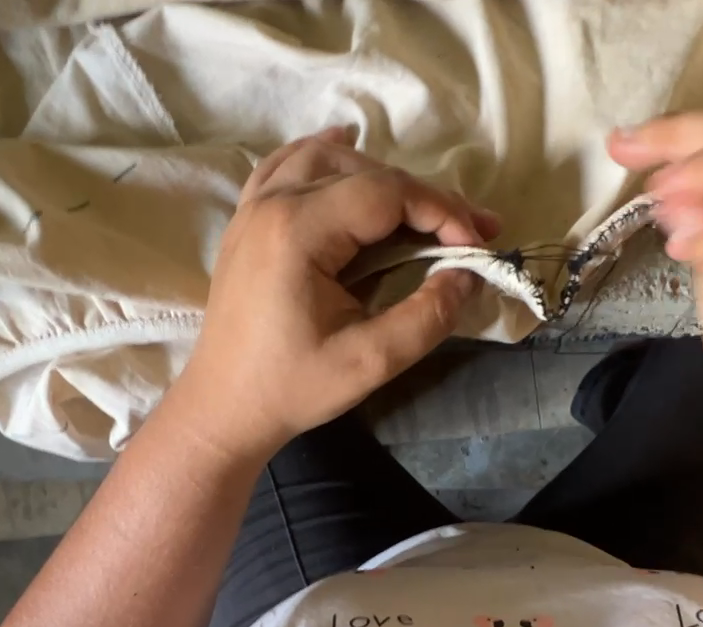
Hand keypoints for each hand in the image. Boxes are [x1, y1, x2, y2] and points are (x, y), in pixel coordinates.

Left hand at [163, 128, 498, 462]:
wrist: (225, 407)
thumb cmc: (293, 388)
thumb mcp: (370, 362)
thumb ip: (426, 316)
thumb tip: (468, 276)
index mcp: (299, 231)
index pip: (388, 194)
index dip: (442, 212)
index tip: (478, 245)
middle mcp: (273, 203)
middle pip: (364, 170)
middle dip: (423, 198)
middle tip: (470, 230)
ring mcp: (254, 207)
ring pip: (327, 158)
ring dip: (382, 176)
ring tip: (423, 210)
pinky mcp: (247, 221)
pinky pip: (286, 163)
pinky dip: (323, 153)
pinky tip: (345, 144)